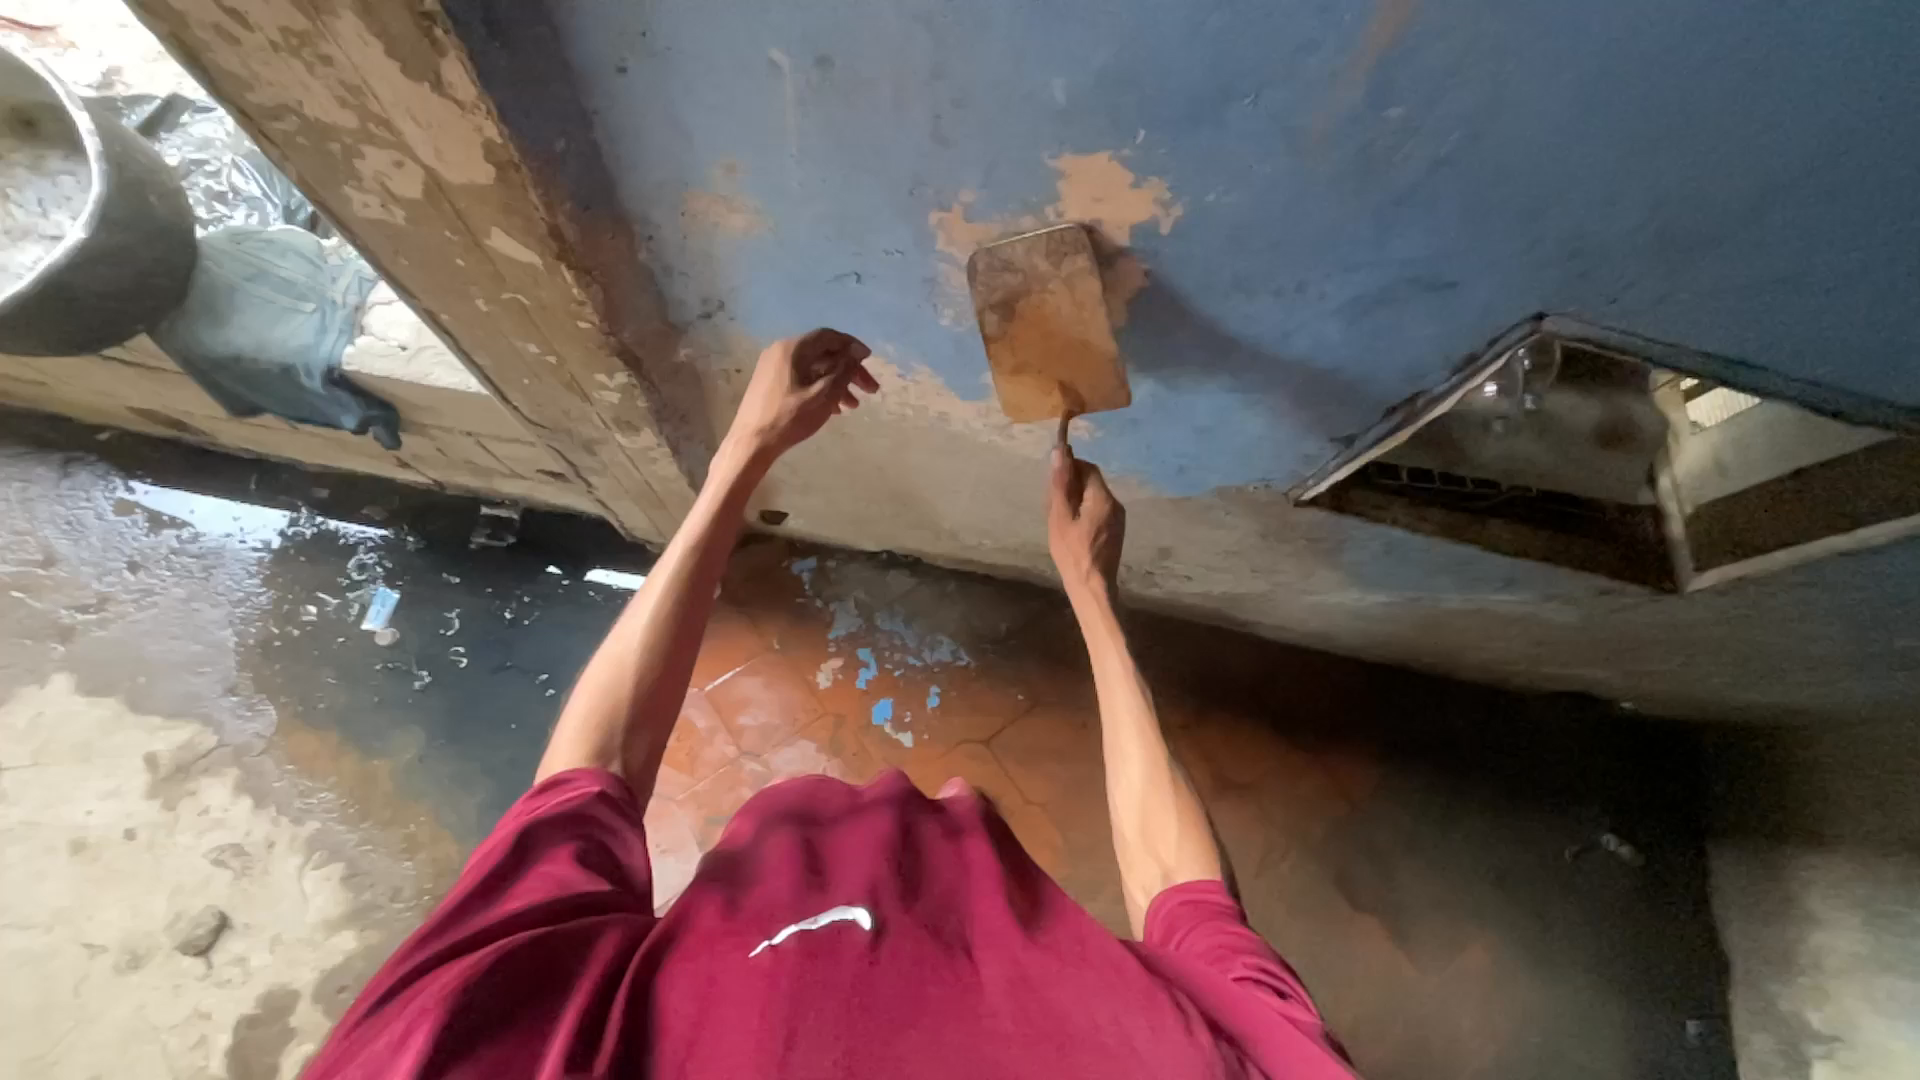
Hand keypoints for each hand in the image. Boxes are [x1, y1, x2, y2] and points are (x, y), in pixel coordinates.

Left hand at [726, 328, 879, 462]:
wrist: (752, 441)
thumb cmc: (790, 417)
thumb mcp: (824, 394)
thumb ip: (844, 369)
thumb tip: (857, 351)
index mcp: (794, 348)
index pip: (829, 336)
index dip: (852, 346)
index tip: (870, 360)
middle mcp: (782, 351)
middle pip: (823, 354)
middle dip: (849, 370)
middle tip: (871, 390)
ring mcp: (774, 366)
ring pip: (814, 368)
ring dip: (837, 383)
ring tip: (853, 406)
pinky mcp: (770, 382)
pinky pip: (802, 378)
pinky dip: (820, 388)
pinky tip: (833, 409)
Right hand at [1048, 443, 1124, 603]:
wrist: (1092, 586)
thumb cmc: (1072, 552)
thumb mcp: (1060, 517)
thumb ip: (1060, 484)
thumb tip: (1059, 452)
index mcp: (1103, 497)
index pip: (1087, 467)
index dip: (1069, 468)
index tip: (1053, 483)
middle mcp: (1115, 503)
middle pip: (1091, 481)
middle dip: (1071, 486)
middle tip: (1053, 505)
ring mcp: (1118, 518)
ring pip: (1094, 496)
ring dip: (1076, 500)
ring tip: (1060, 519)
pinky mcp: (1116, 529)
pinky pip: (1099, 510)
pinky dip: (1084, 511)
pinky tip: (1072, 528)